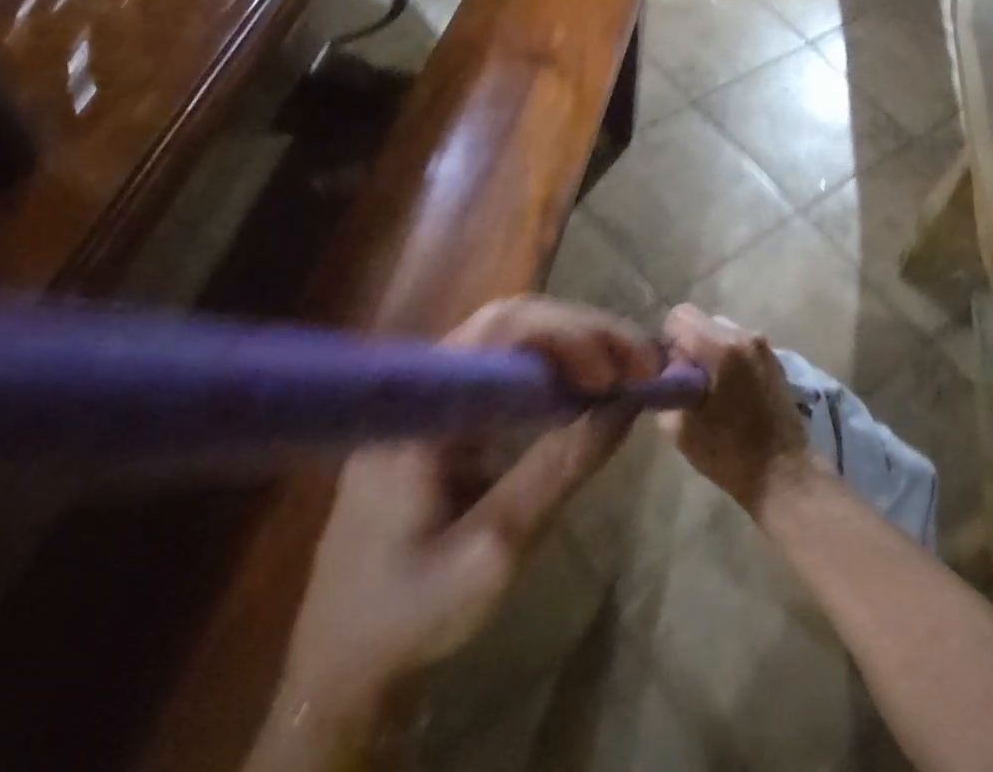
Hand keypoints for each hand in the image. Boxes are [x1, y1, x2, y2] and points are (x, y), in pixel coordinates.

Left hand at [262, 298, 659, 757]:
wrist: (346, 665)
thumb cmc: (413, 615)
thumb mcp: (496, 549)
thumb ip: (558, 470)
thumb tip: (625, 406)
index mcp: (417, 411)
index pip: (499, 331)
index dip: (570, 337)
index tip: (623, 374)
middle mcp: (419, 391)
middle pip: (508, 326)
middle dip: (585, 336)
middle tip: (647, 367)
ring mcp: (428, 406)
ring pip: (510, 346)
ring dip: (576, 351)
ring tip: (634, 373)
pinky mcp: (441, 426)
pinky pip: (505, 378)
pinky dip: (557, 376)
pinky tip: (594, 391)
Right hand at [657, 305, 807, 513]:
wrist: (784, 472)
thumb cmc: (727, 452)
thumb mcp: (678, 426)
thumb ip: (666, 388)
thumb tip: (668, 373)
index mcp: (722, 347)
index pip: (679, 316)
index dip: (668, 342)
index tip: (670, 373)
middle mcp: (746, 336)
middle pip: (703, 322)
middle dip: (690, 347)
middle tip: (688, 385)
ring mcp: (766, 347)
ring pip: (723, 333)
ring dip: (711, 354)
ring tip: (711, 392)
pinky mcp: (777, 361)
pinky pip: (741, 348)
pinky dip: (729, 361)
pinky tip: (731, 395)